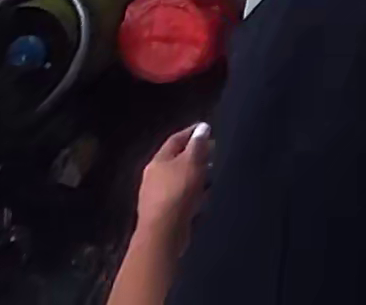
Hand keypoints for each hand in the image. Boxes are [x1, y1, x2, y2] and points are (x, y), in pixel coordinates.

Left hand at [136, 122, 210, 238]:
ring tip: (210, 176)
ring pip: (179, 180)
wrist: (162, 236)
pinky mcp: (161, 216)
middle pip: (177, 160)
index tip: (207, 130)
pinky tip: (202, 199)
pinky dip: (191, 194)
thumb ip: (198, 144)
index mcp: (158, 161)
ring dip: (194, 176)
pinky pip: (179, 198)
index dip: (192, 133)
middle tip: (212, 153)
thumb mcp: (192, 162)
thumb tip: (202, 127)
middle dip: (195, 156)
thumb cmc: (178, 192)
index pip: (176, 139)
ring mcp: (155, 198)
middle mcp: (153, 177)